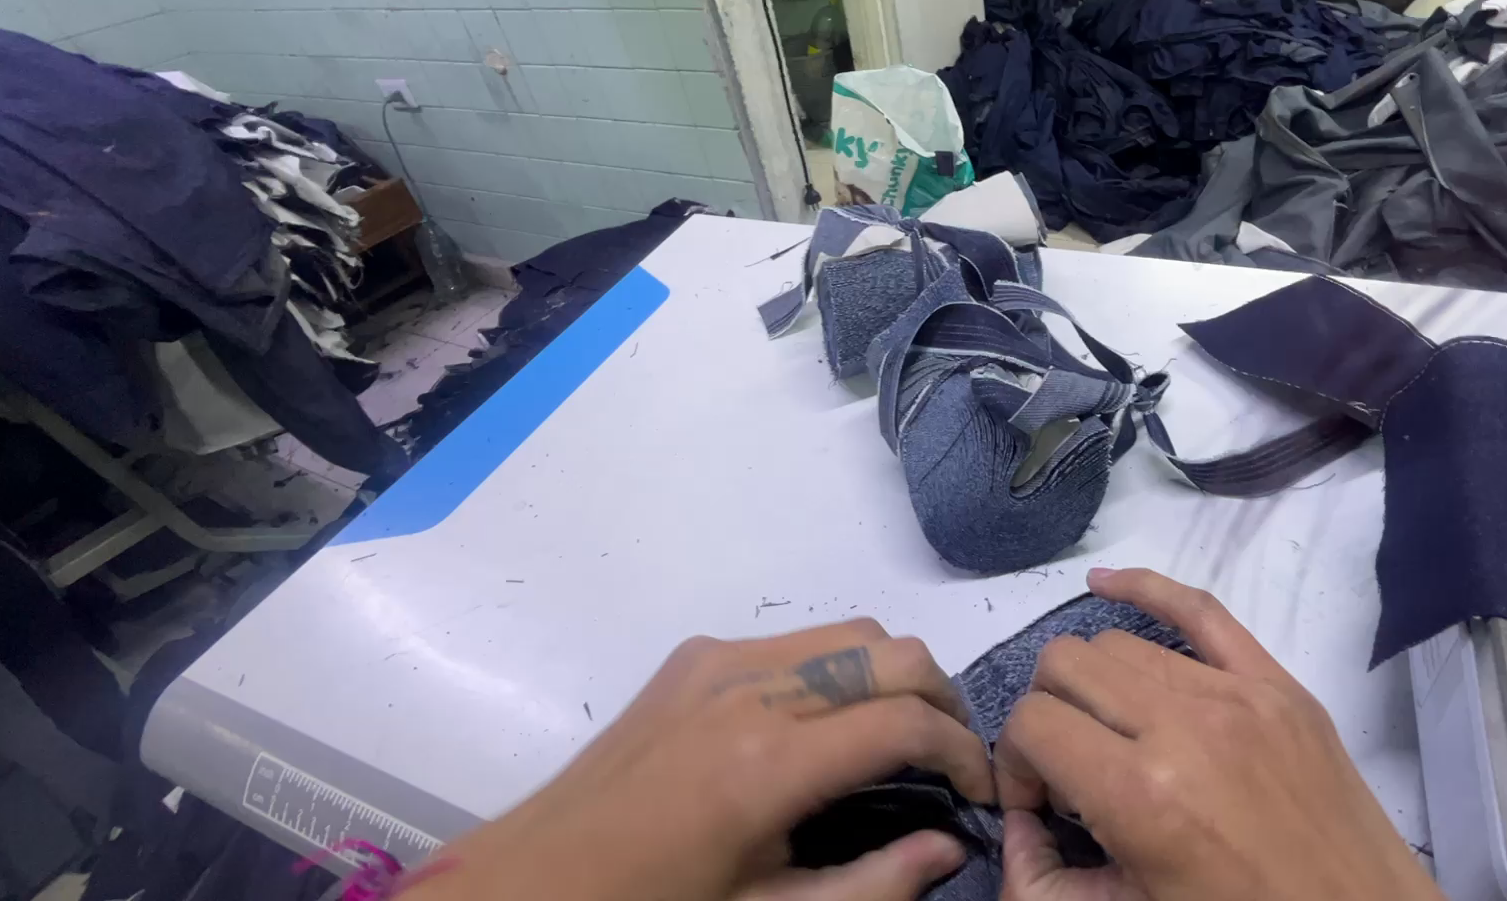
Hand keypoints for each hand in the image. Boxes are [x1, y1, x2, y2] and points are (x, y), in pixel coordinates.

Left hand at [401, 619, 992, 900]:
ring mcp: (720, 657)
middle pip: (890, 651)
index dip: (962, 752)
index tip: (981, 788)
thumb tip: (951, 844)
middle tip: (950, 755)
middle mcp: (751, 686)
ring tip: (899, 731)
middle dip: (941, 697)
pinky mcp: (696, 652)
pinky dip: (838, 668)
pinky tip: (824, 722)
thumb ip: (873, 884)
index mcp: (767, 764)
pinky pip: (796, 640)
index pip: (904, 723)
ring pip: (850, 630)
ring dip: (893, 674)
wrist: (525, 889)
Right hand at [995, 569, 1440, 900]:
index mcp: (1143, 796)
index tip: (1037, 800)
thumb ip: (1043, 886)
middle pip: (1065, 663)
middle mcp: (1183, 725)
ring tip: (1109, 730)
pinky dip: (1143, 586)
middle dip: (1045, 710)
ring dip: (1091, 683)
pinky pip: (1199, 608)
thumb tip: (1014, 824)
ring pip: (1116, 641)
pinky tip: (1103, 583)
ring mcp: (1237, 693)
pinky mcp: (1278, 683)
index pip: (1034, 722)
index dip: (1016, 759)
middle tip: (1068, 765)